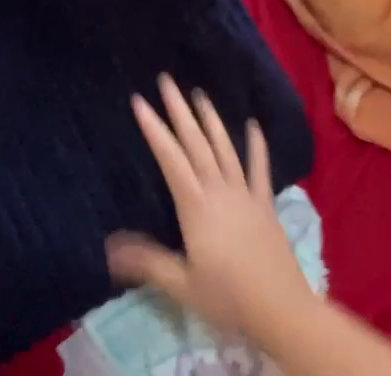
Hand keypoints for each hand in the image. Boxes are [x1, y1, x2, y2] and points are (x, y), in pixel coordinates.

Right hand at [106, 75, 314, 336]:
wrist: (282, 310)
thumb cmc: (228, 298)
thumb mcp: (181, 284)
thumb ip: (147, 261)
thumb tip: (108, 245)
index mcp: (196, 206)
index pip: (170, 159)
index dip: (154, 129)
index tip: (139, 101)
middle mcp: (220, 191)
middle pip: (196, 143)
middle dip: (179, 110)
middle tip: (166, 80)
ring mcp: (245, 194)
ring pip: (225, 148)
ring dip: (210, 119)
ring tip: (199, 93)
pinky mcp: (265, 203)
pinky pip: (259, 168)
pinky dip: (256, 145)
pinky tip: (254, 125)